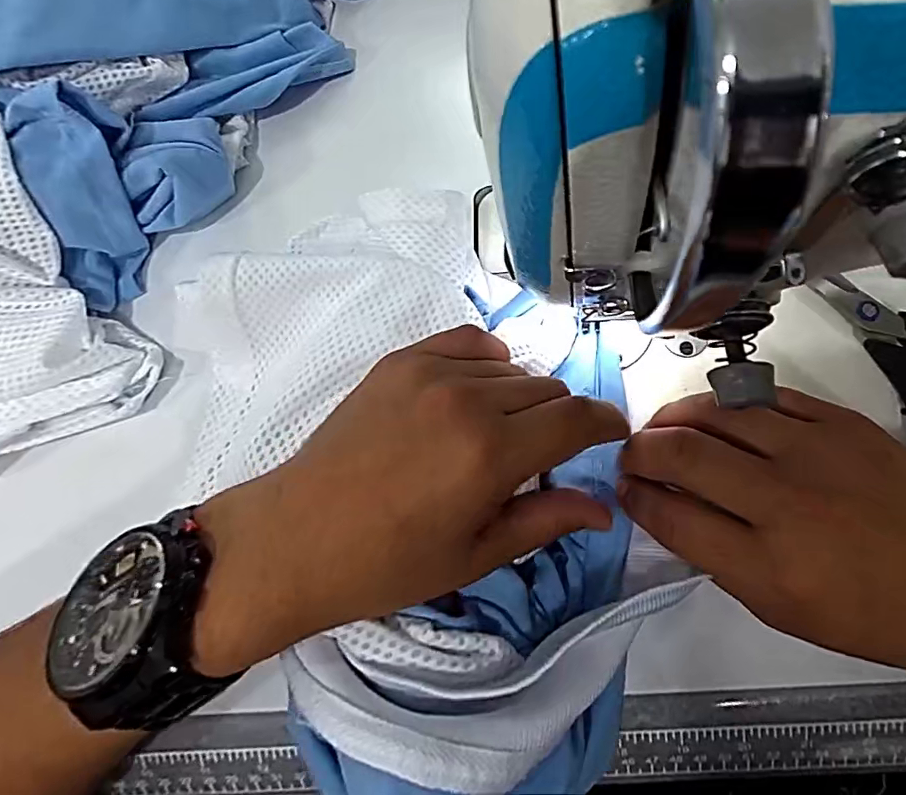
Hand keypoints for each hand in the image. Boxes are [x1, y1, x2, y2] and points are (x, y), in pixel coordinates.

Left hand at [189, 325, 628, 674]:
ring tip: (494, 434)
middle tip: (537, 456)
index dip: (605, 424)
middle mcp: (469, 400)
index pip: (577, 419)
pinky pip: (470, 342)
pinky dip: (487, 363)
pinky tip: (475, 391)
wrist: (295, 538)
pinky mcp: (403, 359)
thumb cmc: (388, 563)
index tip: (611, 434)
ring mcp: (432, 372)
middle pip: (549, 390)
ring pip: (514, 370)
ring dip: (521, 399)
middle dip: (560, 421)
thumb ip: (547, 520)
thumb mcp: (476, 555)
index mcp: (492, 454)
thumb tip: (605, 507)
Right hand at [618, 389, 905, 673]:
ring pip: (717, 413)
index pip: (675, 518)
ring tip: (661, 425)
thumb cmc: (878, 612)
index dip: (638, 498)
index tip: (625, 488)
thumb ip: (723, 560)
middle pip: (684, 454)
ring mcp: (811, 450)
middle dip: (641, 449)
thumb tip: (675, 513)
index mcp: (771, 567)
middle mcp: (784, 501)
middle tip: (630, 452)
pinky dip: (728, 404)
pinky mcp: (835, 419)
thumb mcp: (788, 612)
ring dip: (676, 416)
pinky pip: (763, 399)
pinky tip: (716, 414)